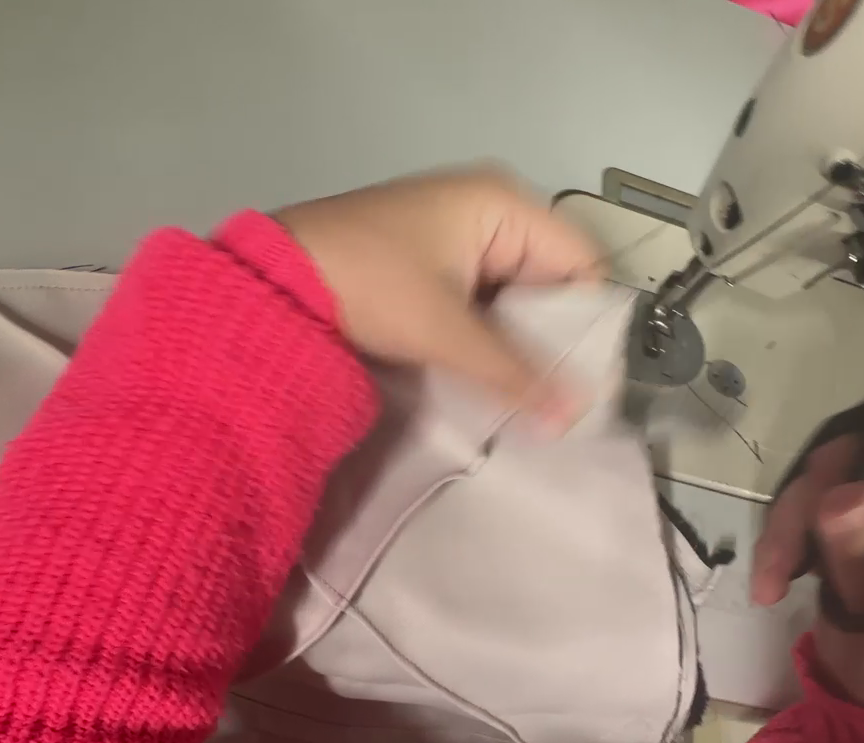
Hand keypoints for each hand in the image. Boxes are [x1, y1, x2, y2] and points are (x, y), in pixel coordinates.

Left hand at [276, 166, 603, 427]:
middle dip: (550, 341)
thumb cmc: (369, 283)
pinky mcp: (433, 268)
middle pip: (549, 284)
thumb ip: (512, 372)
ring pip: (513, 301)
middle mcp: (490, 212)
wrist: (276, 279)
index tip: (584, 384)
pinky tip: (488, 379)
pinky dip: (485, 341)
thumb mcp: (445, 329)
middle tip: (556, 403)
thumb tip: (571, 417)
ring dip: (515, 347)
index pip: (581, 263)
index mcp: (505, 203)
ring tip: (526, 401)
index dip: (587, 324)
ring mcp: (459, 239)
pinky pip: (480, 306)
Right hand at [750, 437, 863, 714]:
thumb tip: (845, 493)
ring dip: (783, 534)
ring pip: (818, 491)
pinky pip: (805, 517)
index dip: (848, 467)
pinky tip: (772, 583)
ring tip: (769, 584)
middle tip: (776, 565)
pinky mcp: (852, 536)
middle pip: (849, 468)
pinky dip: (780, 546)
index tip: (804, 509)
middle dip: (801, 512)